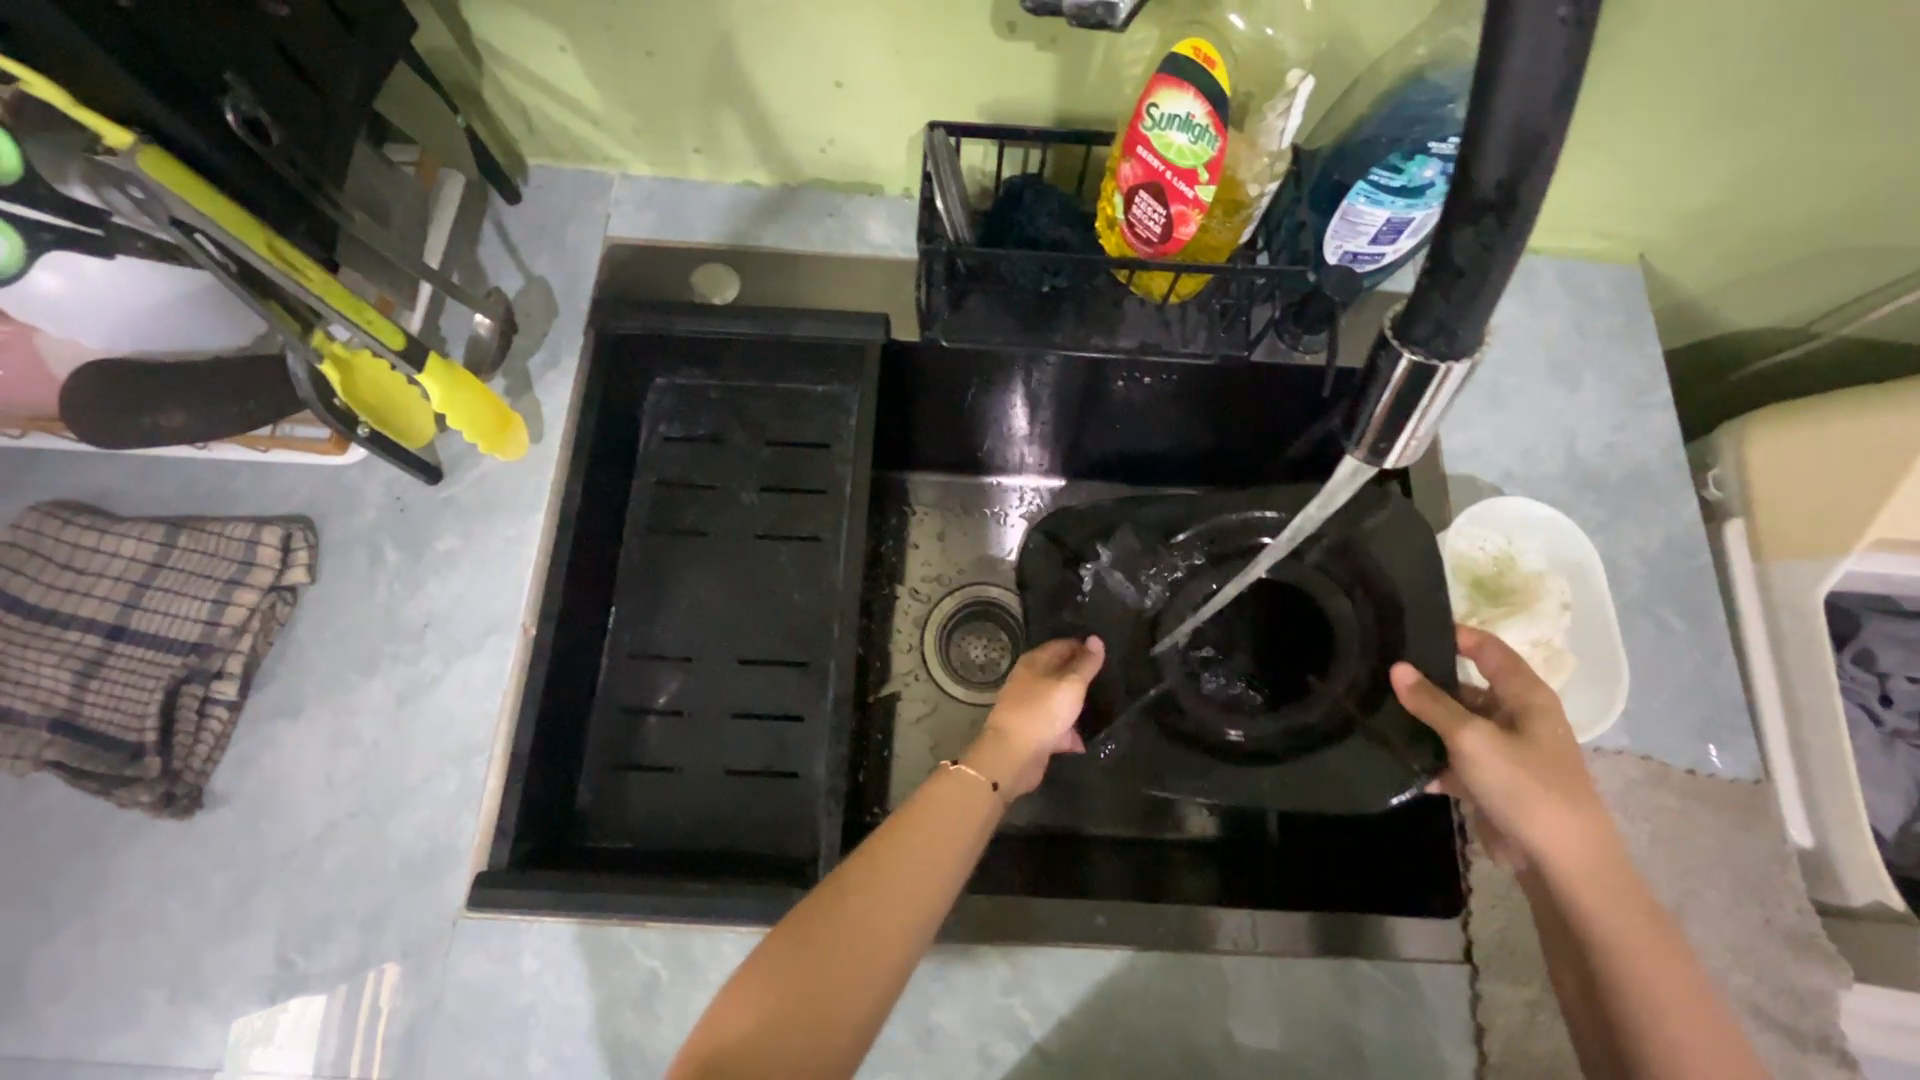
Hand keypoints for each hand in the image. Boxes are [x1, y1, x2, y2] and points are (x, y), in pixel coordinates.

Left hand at [963, 636, 1104, 797]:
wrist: (1013, 755)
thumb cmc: (1043, 711)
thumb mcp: (1071, 684)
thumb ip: (1086, 664)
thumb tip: (1096, 638)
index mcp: (1034, 662)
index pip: (1062, 645)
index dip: (1084, 648)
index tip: (1107, 655)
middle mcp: (1029, 681)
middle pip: (1060, 674)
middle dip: (1082, 678)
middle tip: (1110, 681)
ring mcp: (1031, 707)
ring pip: (1059, 701)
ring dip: (1077, 707)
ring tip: (1105, 709)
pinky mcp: (1034, 732)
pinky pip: (1057, 728)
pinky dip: (1070, 733)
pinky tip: (1086, 740)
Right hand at [1390, 625, 1614, 872]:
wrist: (1560, 860)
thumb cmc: (1524, 786)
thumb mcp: (1471, 738)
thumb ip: (1432, 702)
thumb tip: (1397, 667)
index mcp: (1524, 695)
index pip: (1487, 649)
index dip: (1453, 635)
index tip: (1407, 630)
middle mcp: (1515, 717)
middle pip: (1465, 688)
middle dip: (1425, 684)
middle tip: (1375, 674)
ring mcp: (1503, 751)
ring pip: (1454, 725)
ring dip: (1422, 725)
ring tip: (1374, 714)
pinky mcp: (1490, 782)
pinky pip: (1452, 761)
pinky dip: (1429, 761)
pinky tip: (1396, 763)